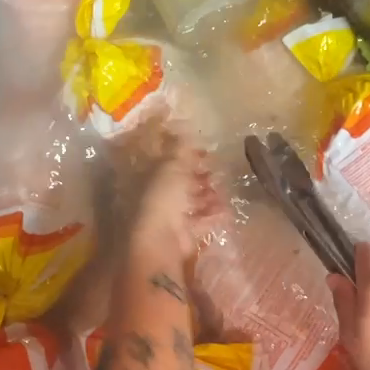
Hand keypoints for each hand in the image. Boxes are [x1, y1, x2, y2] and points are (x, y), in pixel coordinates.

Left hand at [127, 128, 220, 264]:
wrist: (161, 243)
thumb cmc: (161, 198)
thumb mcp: (171, 165)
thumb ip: (180, 148)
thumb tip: (185, 126)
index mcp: (143, 177)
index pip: (161, 160)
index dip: (179, 152)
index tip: (198, 147)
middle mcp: (152, 196)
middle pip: (177, 181)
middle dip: (196, 173)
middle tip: (213, 167)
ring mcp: (166, 217)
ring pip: (189, 200)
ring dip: (206, 193)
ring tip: (221, 189)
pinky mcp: (181, 235)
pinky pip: (199, 220)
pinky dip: (212, 214)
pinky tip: (225, 209)